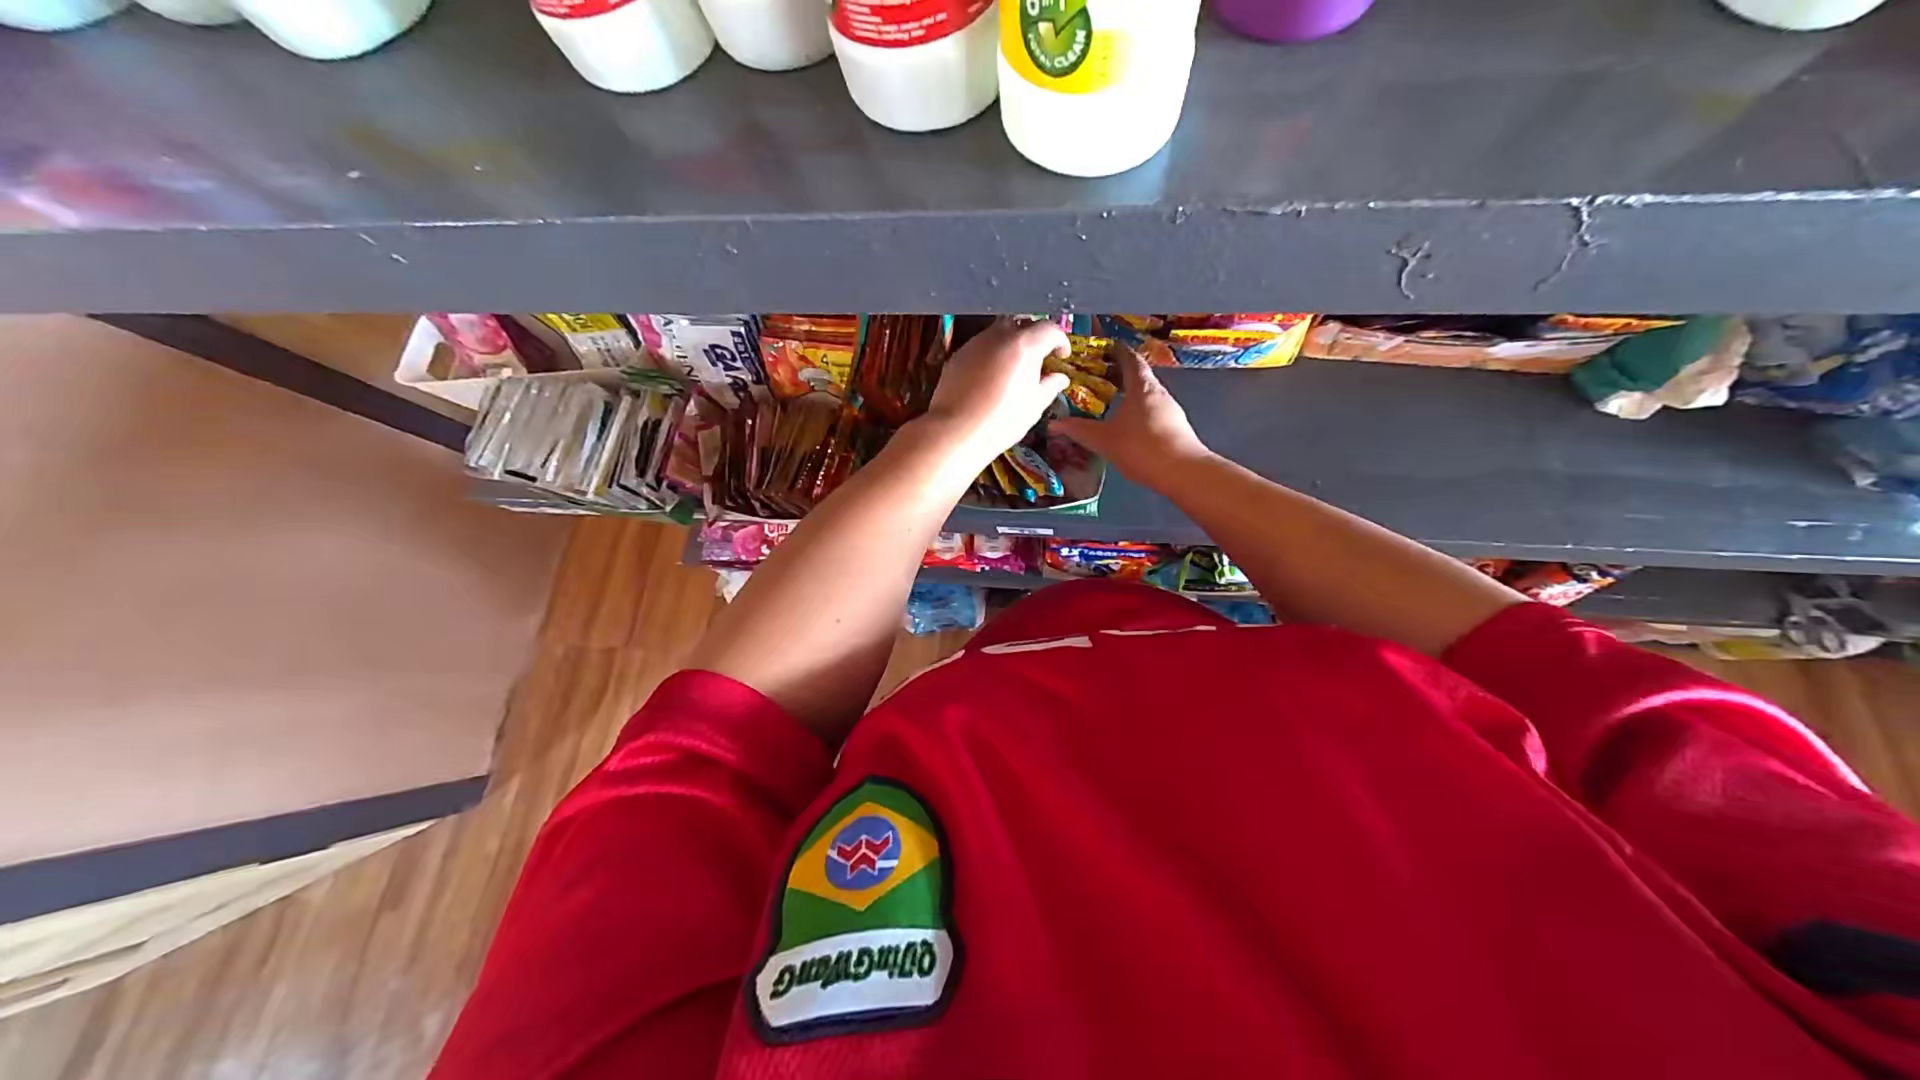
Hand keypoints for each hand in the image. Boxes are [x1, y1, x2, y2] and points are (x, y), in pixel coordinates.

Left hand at [918, 318, 1072, 471]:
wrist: (956, 430)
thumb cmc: (1002, 420)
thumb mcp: (1034, 406)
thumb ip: (1049, 386)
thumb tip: (1060, 378)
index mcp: (1024, 344)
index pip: (1050, 329)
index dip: (1060, 340)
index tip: (1061, 355)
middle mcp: (999, 336)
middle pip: (1022, 322)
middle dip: (1033, 335)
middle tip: (1038, 356)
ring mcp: (975, 343)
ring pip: (998, 332)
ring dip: (1010, 343)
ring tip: (1014, 368)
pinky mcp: (958, 355)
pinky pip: (980, 347)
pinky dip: (991, 354)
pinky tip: (991, 376)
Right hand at [1053, 345, 1212, 491]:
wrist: (1183, 472)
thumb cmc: (1141, 447)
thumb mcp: (1104, 439)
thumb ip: (1078, 430)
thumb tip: (1054, 424)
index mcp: (1141, 387)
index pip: (1130, 360)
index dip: (1117, 351)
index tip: (1105, 346)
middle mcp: (1159, 393)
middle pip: (1139, 376)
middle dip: (1120, 374)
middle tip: (1099, 375)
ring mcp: (1171, 411)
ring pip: (1147, 395)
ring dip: (1130, 394)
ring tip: (1109, 400)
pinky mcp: (1176, 428)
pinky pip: (1153, 411)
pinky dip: (1139, 411)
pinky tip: (1127, 425)